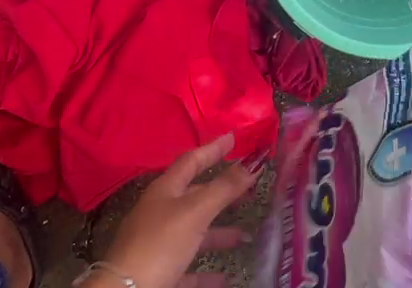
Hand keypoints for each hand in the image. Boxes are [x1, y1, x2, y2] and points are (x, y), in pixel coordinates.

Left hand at [81, 135, 256, 287]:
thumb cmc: (159, 244)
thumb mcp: (195, 211)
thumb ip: (224, 188)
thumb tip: (253, 162)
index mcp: (165, 190)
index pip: (192, 160)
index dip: (213, 148)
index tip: (234, 137)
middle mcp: (160, 212)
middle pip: (195, 195)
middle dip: (222, 192)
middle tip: (249, 187)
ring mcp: (158, 243)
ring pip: (194, 232)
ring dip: (219, 233)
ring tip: (246, 236)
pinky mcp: (159, 272)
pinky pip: (188, 267)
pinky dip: (207, 271)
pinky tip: (224, 277)